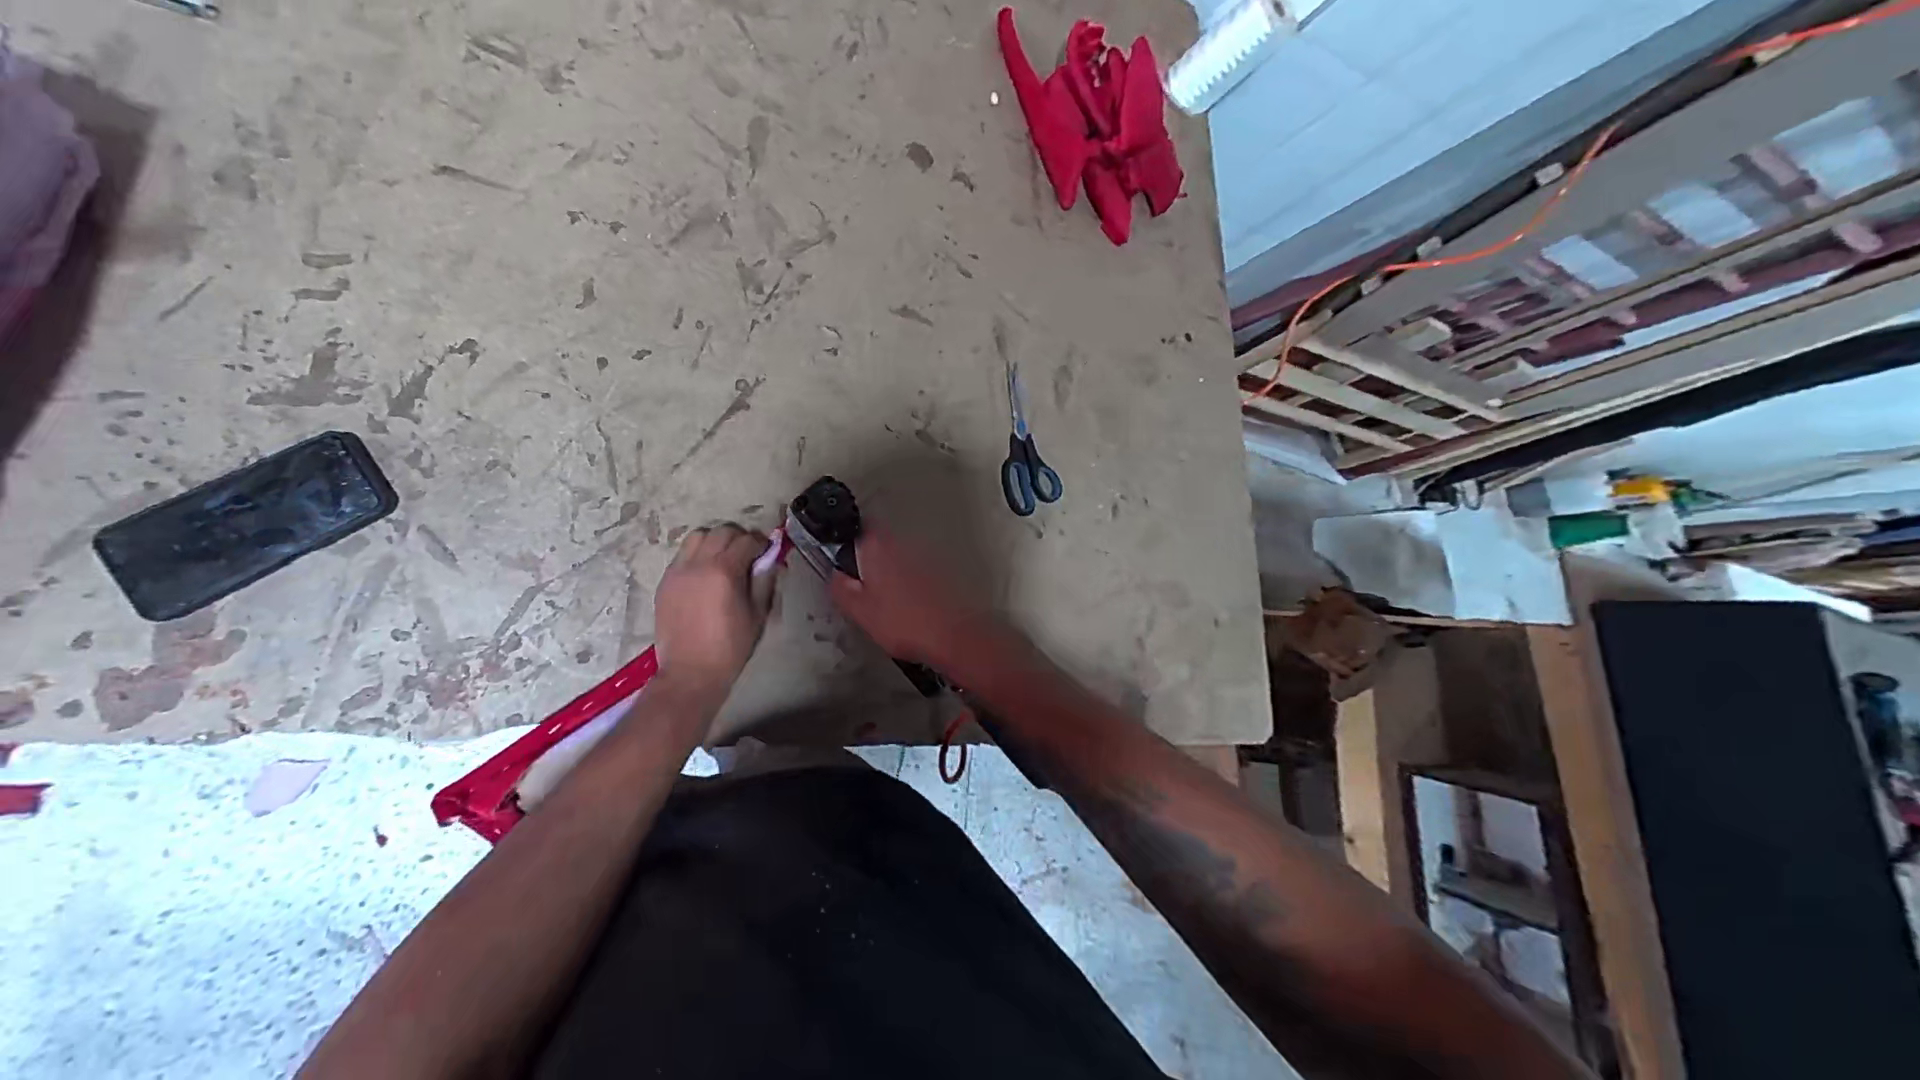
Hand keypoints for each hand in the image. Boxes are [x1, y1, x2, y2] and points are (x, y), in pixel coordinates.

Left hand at [652, 524, 777, 696]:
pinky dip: (696, 556)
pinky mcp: (665, 582)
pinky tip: (704, 576)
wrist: (691, 671)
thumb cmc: (731, 646)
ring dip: (714, 541)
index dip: (760, 543)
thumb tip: (771, 559)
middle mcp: (698, 564)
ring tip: (722, 560)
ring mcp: (677, 571)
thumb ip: (764, 581)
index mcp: (724, 571)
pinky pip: (682, 556)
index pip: (746, 540)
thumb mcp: (758, 614)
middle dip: (738, 538)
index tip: (766, 552)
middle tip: (746, 555)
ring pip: (697, 537)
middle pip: (721, 531)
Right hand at [825, 524, 1008, 670]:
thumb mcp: (858, 610)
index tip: (839, 556)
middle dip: (867, 560)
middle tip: (859, 587)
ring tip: (883, 603)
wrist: (951, 636)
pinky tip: (905, 608)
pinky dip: (906, 584)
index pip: (856, 528)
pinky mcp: (938, 574)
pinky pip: (913, 573)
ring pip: (896, 558)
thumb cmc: (903, 622)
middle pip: (877, 543)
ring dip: (887, 573)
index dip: (846, 540)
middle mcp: (901, 545)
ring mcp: (923, 558)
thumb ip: (840, 588)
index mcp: (877, 547)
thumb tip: (834, 576)